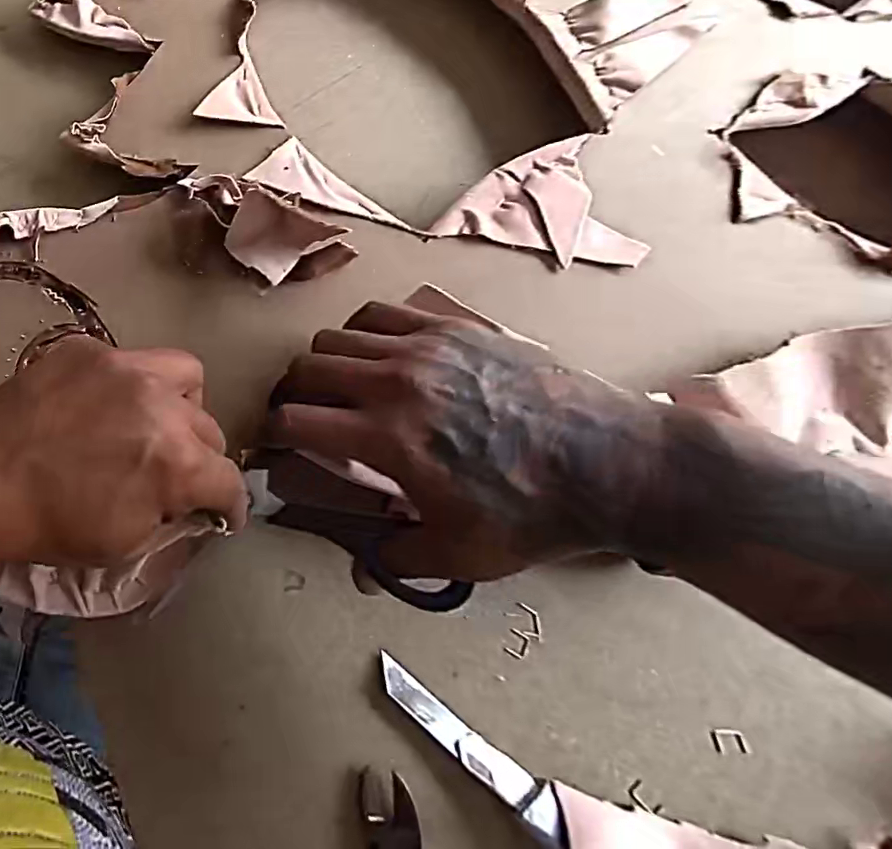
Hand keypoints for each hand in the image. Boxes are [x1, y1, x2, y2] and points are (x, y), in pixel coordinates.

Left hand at [0, 336, 247, 565]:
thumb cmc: (47, 524)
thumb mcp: (126, 542)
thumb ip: (172, 515)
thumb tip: (191, 500)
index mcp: (175, 461)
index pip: (229, 482)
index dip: (225, 505)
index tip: (216, 511)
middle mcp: (159, 403)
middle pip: (211, 429)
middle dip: (199, 458)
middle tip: (169, 471)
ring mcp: (122, 366)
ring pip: (184, 377)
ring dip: (180, 405)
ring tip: (149, 423)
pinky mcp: (88, 348)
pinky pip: (132, 361)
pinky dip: (130, 385)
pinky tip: (100, 404)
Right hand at [264, 301, 662, 580]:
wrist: (622, 463)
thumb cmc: (539, 512)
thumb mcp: (466, 553)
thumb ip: (401, 561)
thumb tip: (360, 577)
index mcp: (389, 438)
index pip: (293, 420)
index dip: (269, 431)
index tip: (271, 441)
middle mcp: (395, 384)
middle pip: (303, 370)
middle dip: (289, 394)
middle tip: (299, 412)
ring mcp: (423, 349)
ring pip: (332, 338)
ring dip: (322, 364)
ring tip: (336, 385)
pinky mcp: (451, 328)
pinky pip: (377, 313)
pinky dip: (360, 331)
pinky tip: (373, 354)